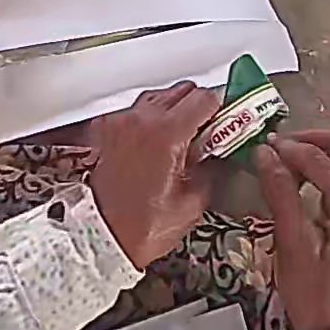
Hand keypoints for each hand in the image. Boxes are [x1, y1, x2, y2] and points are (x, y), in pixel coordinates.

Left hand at [87, 82, 220, 267]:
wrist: (101, 238)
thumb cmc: (142, 227)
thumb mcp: (193, 202)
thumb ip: (213, 168)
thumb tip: (223, 152)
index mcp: (166, 133)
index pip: (205, 98)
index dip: (222, 109)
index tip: (228, 121)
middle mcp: (142, 120)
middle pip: (184, 90)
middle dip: (201, 106)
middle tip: (210, 130)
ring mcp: (123, 123)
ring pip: (161, 96)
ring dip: (176, 108)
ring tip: (185, 136)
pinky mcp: (110, 131)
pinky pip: (138, 110)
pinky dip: (153, 118)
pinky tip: (160, 141)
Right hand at [252, 131, 329, 329]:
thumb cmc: (313, 295)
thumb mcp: (291, 245)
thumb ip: (281, 193)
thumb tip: (265, 154)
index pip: (323, 162)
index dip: (291, 149)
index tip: (263, 145)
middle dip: (308, 141)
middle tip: (275, 146)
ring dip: (314, 152)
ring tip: (282, 158)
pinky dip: (320, 167)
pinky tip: (297, 173)